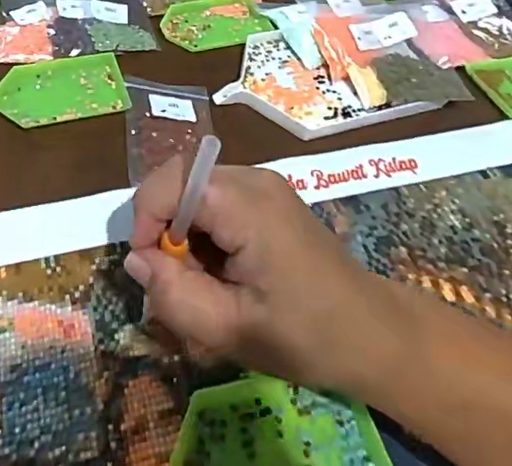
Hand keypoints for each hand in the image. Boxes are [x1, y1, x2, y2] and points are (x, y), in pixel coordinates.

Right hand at [124, 159, 401, 394]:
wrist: (375, 334)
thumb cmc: (307, 334)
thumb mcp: (232, 329)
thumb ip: (176, 295)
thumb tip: (136, 260)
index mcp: (244, 202)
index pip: (170, 182)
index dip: (146, 219)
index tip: (149, 268)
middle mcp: (251, 177)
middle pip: (180, 182)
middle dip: (165, 230)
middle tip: (180, 281)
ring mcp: (262, 183)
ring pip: (194, 191)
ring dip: (184, 234)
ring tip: (207, 284)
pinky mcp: (267, 195)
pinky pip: (215, 199)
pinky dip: (204, 231)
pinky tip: (225, 271)